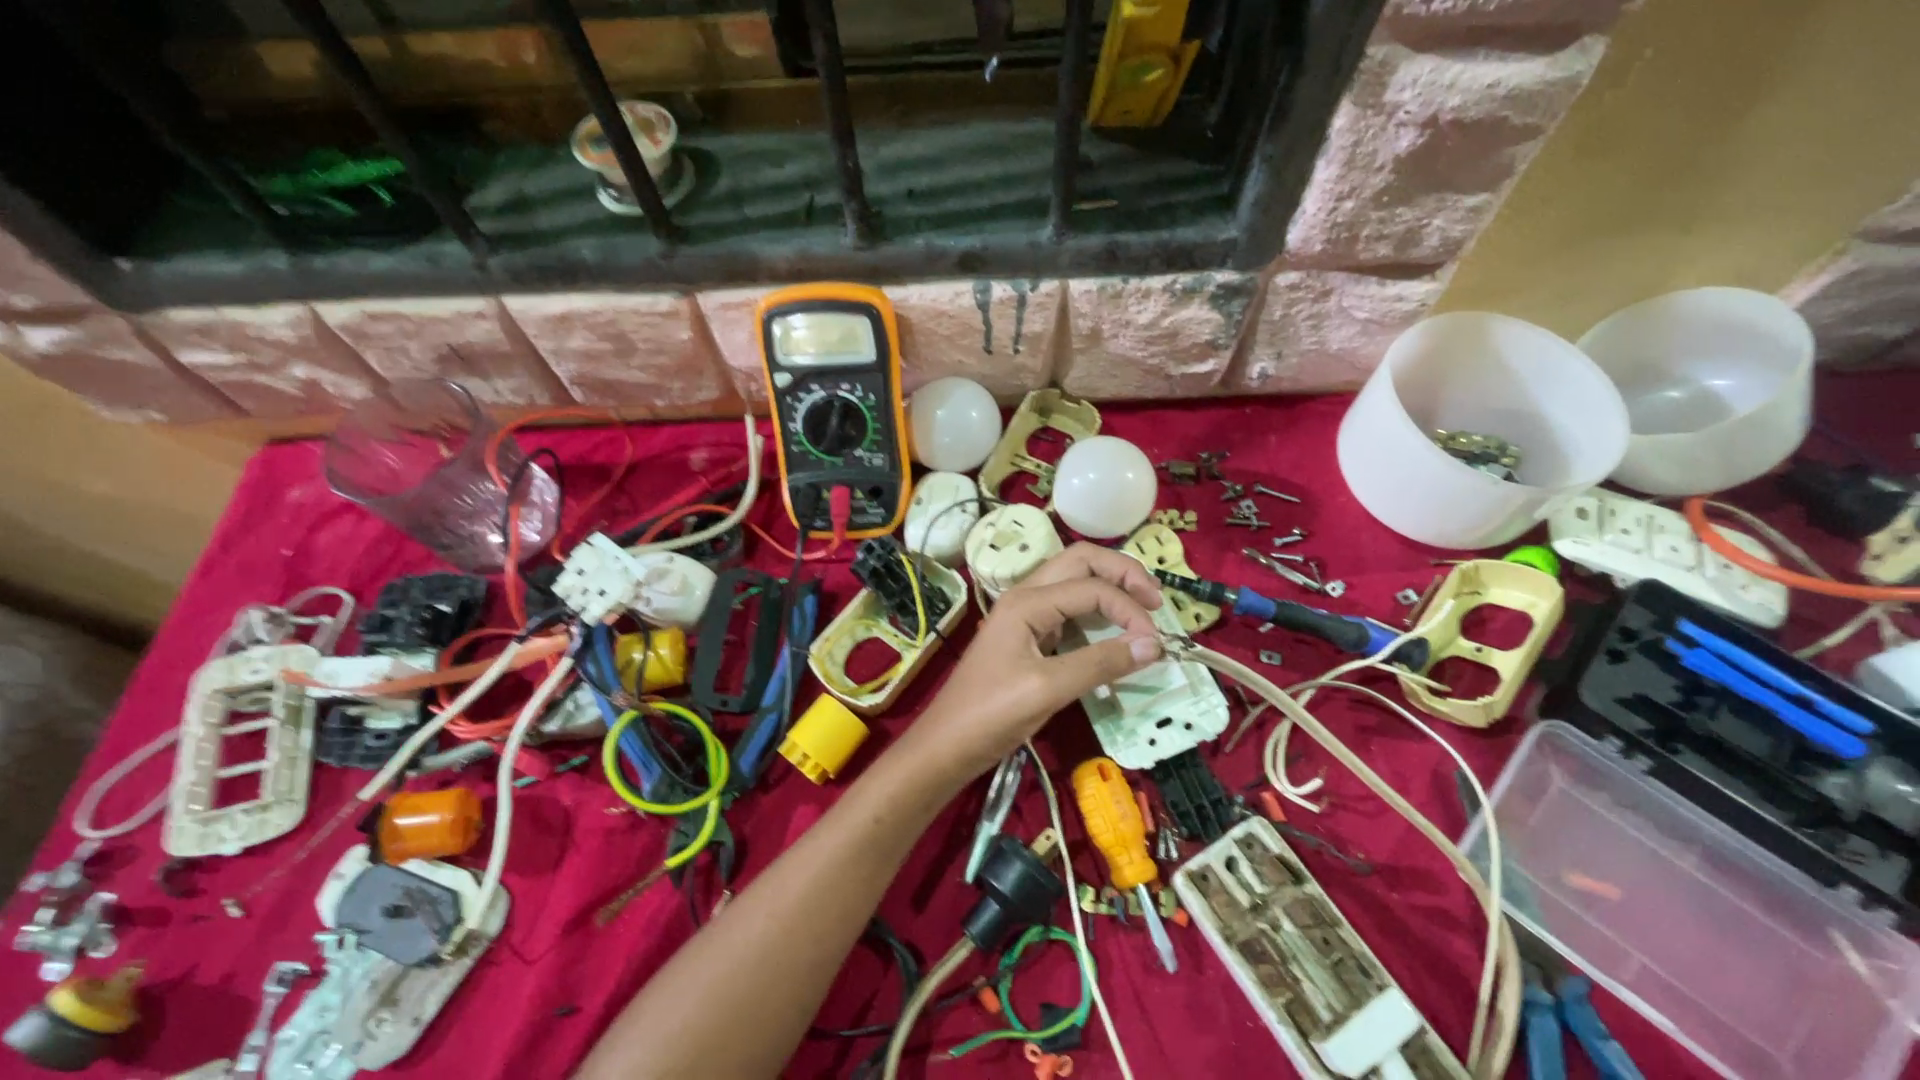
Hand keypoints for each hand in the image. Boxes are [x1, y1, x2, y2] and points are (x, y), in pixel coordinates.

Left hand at [894, 543, 1164, 783]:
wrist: (947, 744)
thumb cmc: (991, 715)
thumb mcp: (1048, 690)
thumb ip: (1100, 663)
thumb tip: (1155, 645)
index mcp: (1027, 603)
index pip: (1093, 587)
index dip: (1130, 609)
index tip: (1156, 645)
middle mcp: (1025, 597)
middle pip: (1082, 562)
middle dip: (1123, 573)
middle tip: (1156, 602)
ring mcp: (1024, 616)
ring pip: (1074, 581)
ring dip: (1110, 587)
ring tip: (1143, 611)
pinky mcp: (1027, 636)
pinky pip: (1067, 609)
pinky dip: (1095, 612)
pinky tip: (1113, 632)